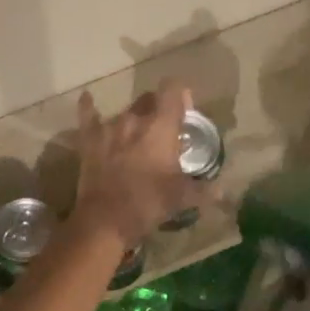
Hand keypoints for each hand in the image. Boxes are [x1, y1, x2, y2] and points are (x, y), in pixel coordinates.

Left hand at [72, 79, 213, 245]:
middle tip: (163, 131)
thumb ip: (203, 190)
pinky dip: (89, 107)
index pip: (173, 90)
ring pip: (124, 112)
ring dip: (133, 121)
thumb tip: (222, 191)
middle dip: (158, 109)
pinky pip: (88, 115)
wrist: (106, 220)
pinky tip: (88, 99)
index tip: (185, 111)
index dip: (180, 95)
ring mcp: (109, 127)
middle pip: (149, 99)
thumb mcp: (181, 197)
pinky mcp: (89, 140)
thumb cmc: (148, 203)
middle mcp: (135, 119)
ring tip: (136, 138)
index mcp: (161, 127)